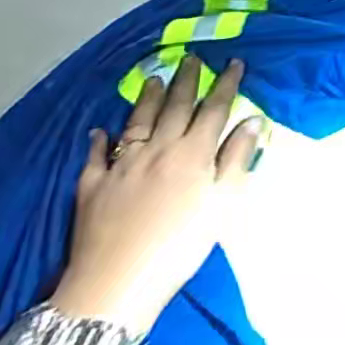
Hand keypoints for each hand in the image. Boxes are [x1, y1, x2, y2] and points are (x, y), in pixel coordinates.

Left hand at [51, 55, 262, 333]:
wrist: (116, 285)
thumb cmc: (182, 244)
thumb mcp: (224, 202)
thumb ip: (237, 158)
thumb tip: (252, 120)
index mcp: (193, 153)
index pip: (214, 109)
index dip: (226, 84)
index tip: (234, 63)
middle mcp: (158, 150)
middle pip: (175, 108)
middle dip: (187, 81)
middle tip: (191, 58)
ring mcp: (121, 167)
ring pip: (137, 123)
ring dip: (147, 98)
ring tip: (153, 78)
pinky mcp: (91, 188)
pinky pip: (96, 157)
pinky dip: (99, 140)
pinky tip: (100, 130)